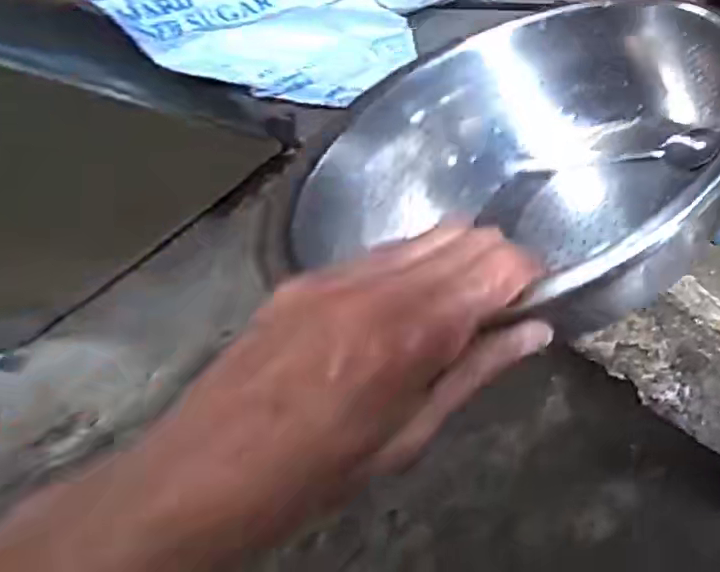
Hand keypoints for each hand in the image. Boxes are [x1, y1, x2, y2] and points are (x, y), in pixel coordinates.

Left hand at [0, 226, 551, 571]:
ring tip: (448, 303)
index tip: (533, 305)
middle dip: (503, 264)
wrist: (178, 489)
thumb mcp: (409, 436)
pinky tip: (398, 305)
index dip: (533, 278)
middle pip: (480, 236)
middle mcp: (383, 287)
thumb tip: (540, 330)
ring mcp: (342, 275)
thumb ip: (481, 370)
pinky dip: (418, 262)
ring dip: (463, 257)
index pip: (507, 263)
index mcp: (412, 333)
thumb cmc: (309, 475)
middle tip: (495, 309)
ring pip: (441, 230)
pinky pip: (393, 247)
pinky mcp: (310, 275)